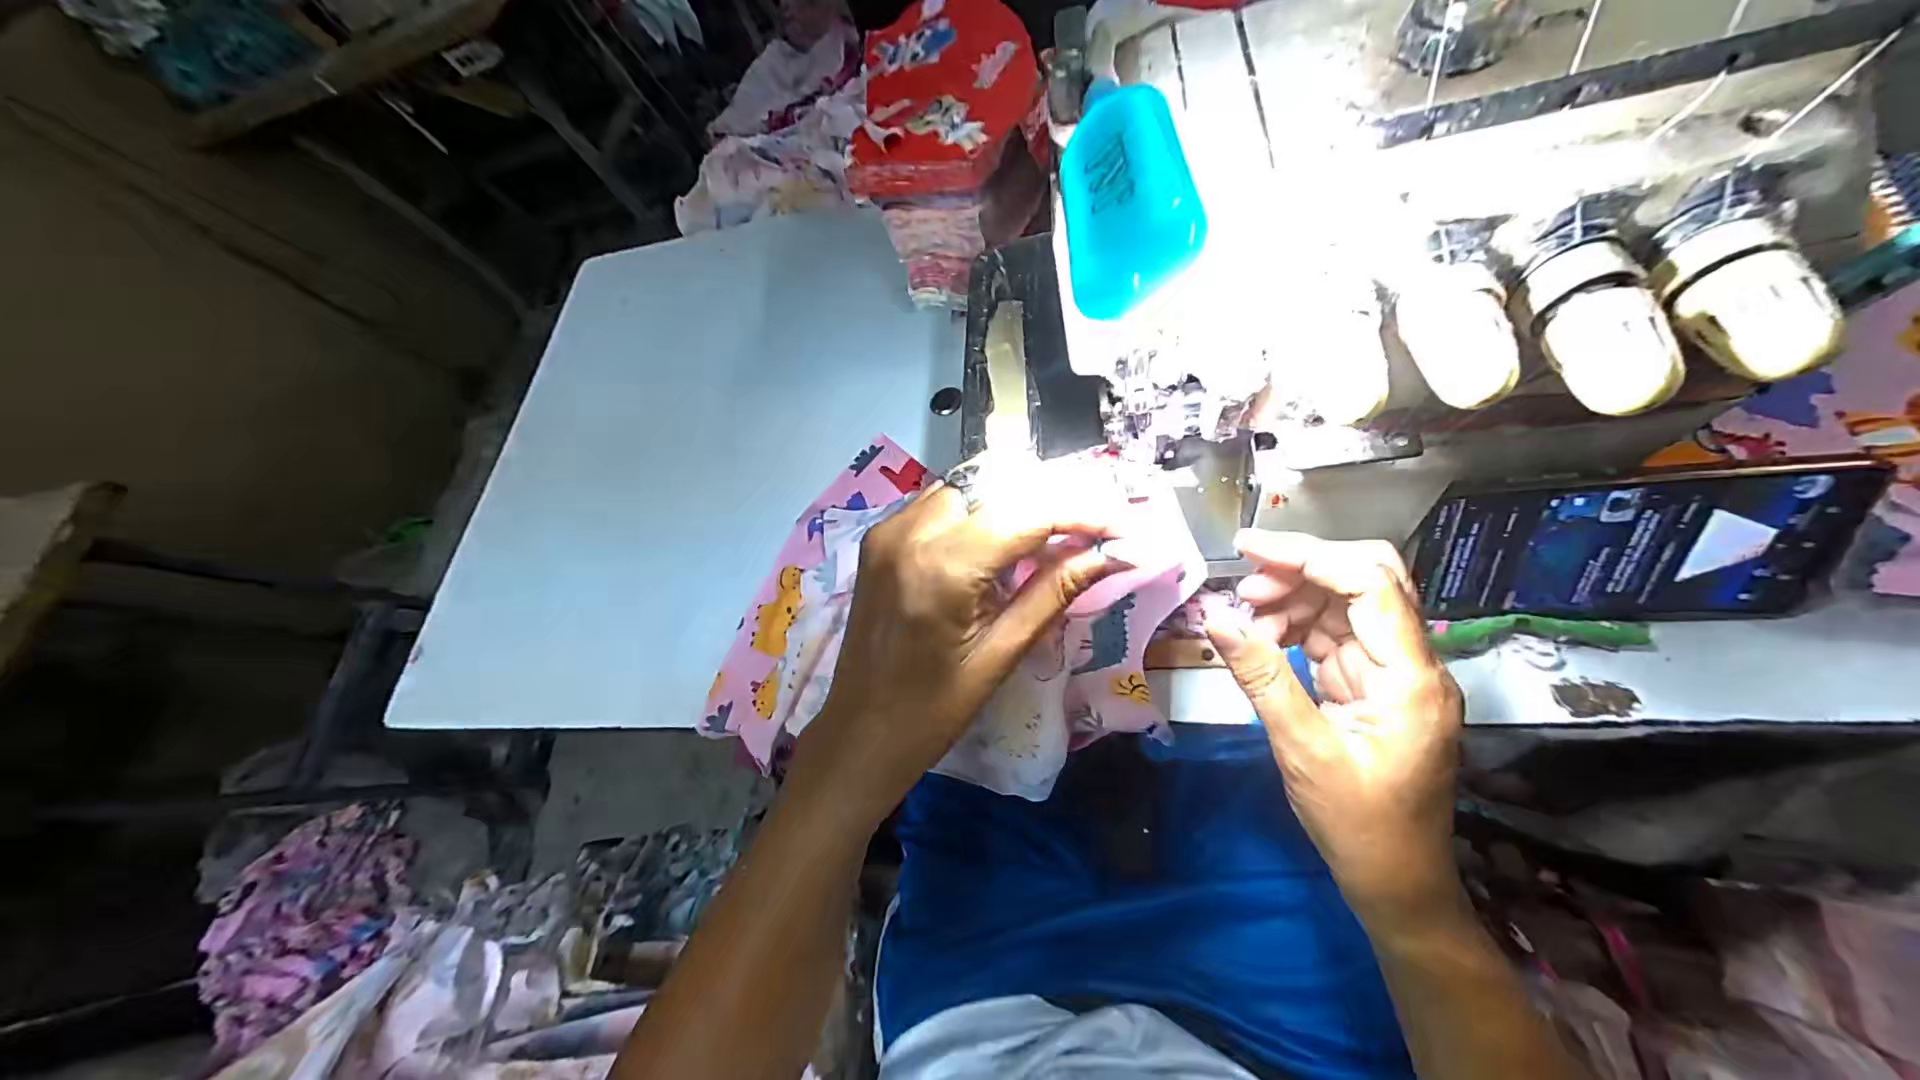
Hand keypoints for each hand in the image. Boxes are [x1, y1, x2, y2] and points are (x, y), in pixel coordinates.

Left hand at [787, 480, 1124, 827]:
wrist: (859, 731)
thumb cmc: (933, 710)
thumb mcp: (1002, 654)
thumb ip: (1055, 591)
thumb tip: (1113, 554)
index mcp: (942, 567)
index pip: (1026, 511)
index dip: (1082, 512)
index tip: (1123, 527)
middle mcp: (909, 531)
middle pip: (997, 482)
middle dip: (1052, 496)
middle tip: (1094, 526)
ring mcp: (888, 528)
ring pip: (969, 484)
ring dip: (1016, 497)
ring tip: (1057, 530)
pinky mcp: (879, 536)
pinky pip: (941, 500)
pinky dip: (981, 507)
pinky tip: (1005, 537)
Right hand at [1204, 531, 1463, 921]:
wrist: (1396, 880)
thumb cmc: (1358, 825)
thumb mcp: (1302, 750)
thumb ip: (1261, 678)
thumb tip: (1216, 620)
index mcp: (1411, 678)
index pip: (1370, 585)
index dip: (1308, 555)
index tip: (1249, 548)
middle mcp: (1412, 663)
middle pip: (1366, 581)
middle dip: (1301, 569)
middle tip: (1244, 585)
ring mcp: (1394, 672)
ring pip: (1346, 604)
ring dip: (1294, 598)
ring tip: (1245, 616)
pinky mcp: (1373, 684)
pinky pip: (1334, 635)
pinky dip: (1295, 627)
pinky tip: (1263, 637)